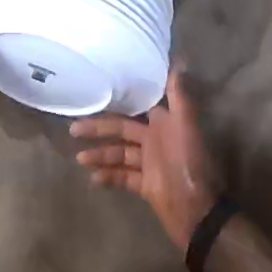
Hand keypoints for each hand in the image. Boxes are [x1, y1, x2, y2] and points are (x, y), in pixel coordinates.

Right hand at [70, 67, 219, 246]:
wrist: (198, 213)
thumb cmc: (189, 163)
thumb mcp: (185, 126)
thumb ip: (179, 94)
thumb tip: (179, 58)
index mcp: (163, 122)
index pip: (134, 106)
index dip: (115, 99)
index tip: (92, 90)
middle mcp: (154, 139)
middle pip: (119, 129)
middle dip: (97, 129)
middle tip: (73, 128)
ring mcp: (149, 163)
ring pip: (118, 153)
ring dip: (99, 155)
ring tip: (79, 158)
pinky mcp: (146, 185)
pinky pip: (123, 177)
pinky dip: (109, 177)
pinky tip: (92, 178)